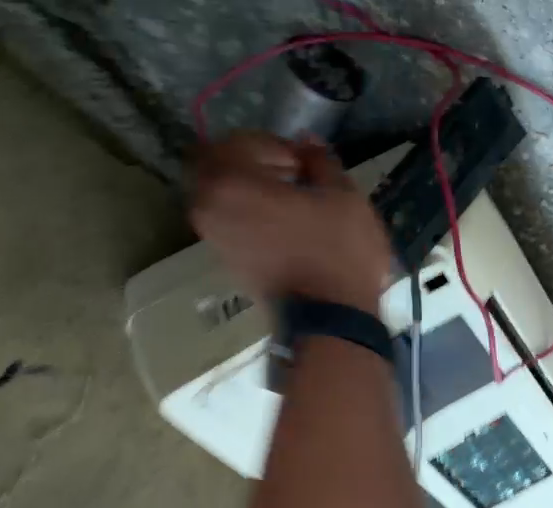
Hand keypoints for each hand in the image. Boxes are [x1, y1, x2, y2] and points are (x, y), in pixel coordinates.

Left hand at [190, 133, 393, 314]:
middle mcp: (207, 200)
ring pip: (222, 191)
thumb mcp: (345, 200)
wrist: (331, 320)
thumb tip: (308, 143)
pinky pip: (229, 218)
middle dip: (256, 163)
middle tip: (294, 178)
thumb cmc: (339, 255)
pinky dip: (250, 213)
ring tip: (292, 205)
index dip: (281, 146)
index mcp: (231, 179)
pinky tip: (285, 227)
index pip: (246, 141)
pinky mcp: (223, 256)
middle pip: (222, 163)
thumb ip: (322, 163)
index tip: (310, 164)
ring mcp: (211, 231)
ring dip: (251, 189)